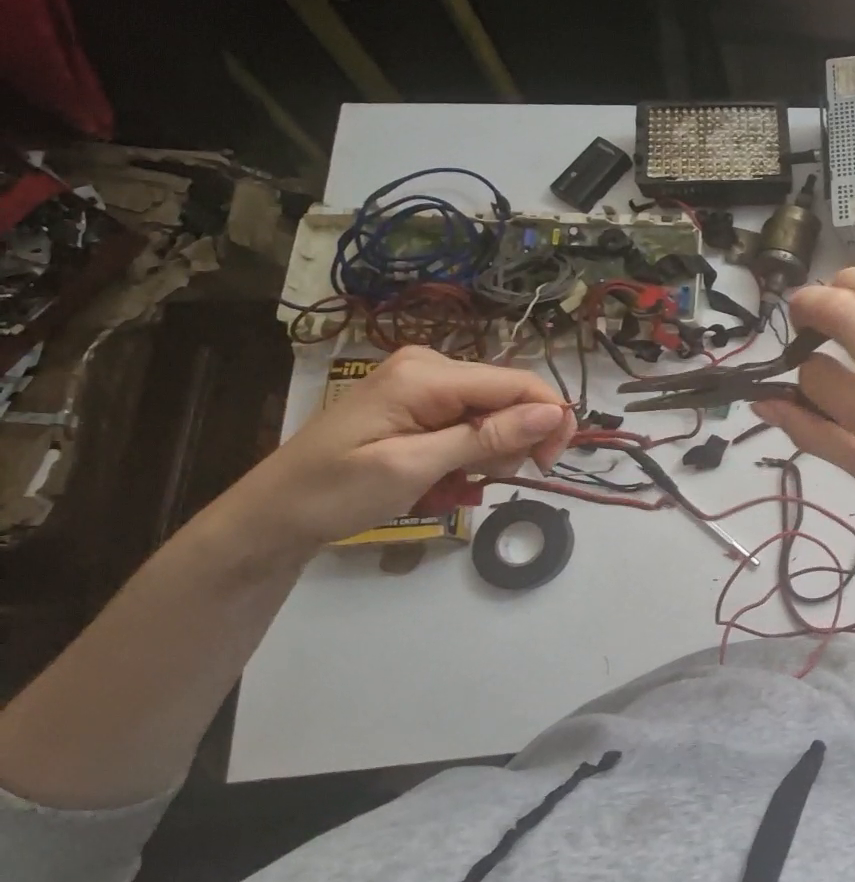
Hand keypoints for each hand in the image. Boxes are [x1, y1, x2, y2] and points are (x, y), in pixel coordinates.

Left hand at [214, 346, 576, 553]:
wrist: (272, 515)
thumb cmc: (335, 492)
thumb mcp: (414, 468)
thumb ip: (486, 437)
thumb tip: (555, 413)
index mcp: (426, 374)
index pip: (519, 383)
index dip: (549, 420)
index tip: (545, 466)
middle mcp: (430, 365)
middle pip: (510, 394)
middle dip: (516, 438)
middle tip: (489, 479)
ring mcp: (423, 382)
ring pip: (496, 409)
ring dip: (494, 449)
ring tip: (462, 480)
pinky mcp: (419, 401)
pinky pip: (472, 418)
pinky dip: (473, 449)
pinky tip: (452, 471)